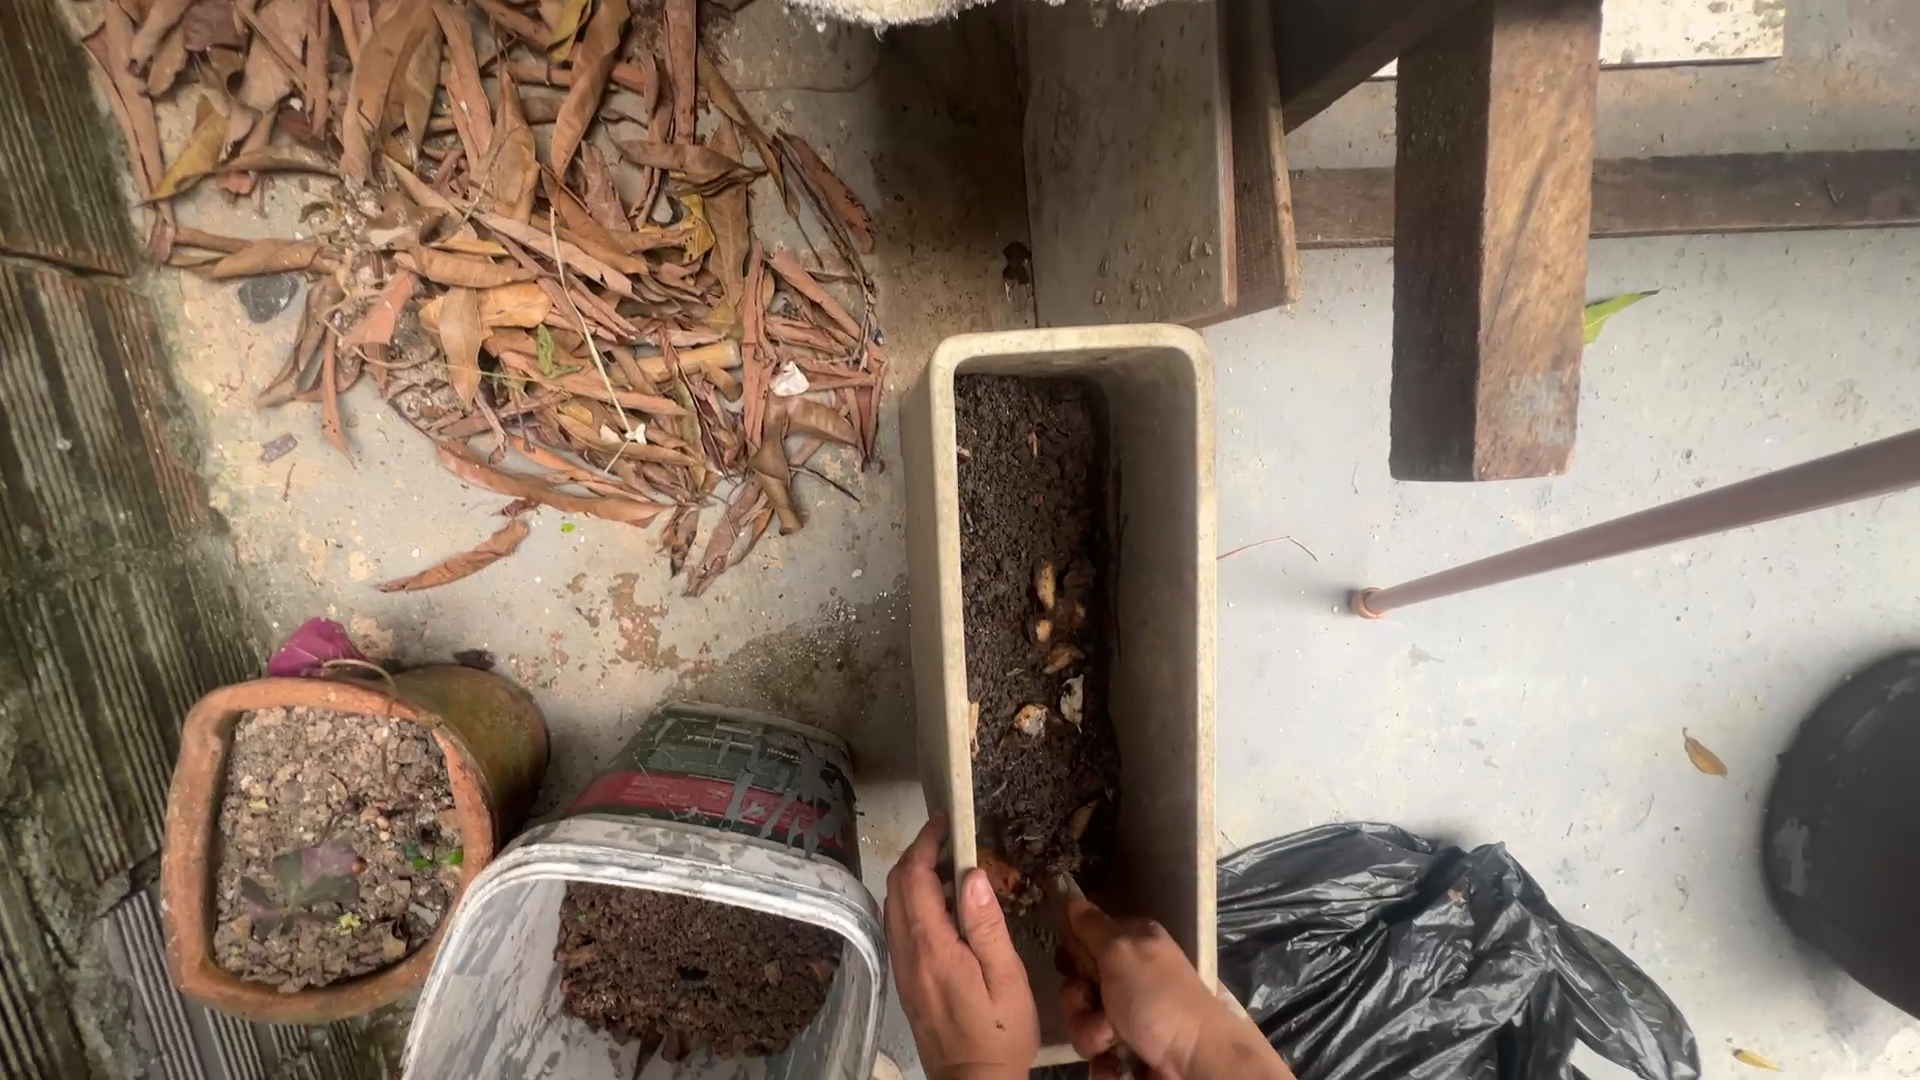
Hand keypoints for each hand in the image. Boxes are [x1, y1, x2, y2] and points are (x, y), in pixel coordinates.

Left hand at [885, 815, 1039, 1079]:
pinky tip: (939, 902)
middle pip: (895, 885)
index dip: (925, 842)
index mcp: (931, 947)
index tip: (943, 821)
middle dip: (916, 853)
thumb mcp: (1007, 979)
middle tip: (947, 838)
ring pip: (892, 903)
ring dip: (911, 874)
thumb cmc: (1000, 1034)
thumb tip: (973, 874)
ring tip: (946, 863)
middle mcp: (907, 952)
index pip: (914, 878)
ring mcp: (901, 966)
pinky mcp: (904, 978)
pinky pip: (897, 923)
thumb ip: (987, 925)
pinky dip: (911, 899)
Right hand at [1061, 897, 1291, 1079]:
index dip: (1073, 952)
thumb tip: (1070, 894)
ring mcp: (1132, 1017)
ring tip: (1111, 1042)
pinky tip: (1115, 1068)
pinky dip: (1104, 1065)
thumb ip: (1091, 926)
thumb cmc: (1158, 998)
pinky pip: (1100, 1057)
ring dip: (1090, 1034)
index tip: (1069, 963)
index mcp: (1133, 942)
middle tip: (1092, 1005)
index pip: (1088, 937)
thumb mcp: (1120, 952)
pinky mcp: (1132, 1055)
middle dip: (1078, 1001)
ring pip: (1086, 1022)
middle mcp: (1131, 977)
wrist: (1198, 1064)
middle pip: (1081, 983)